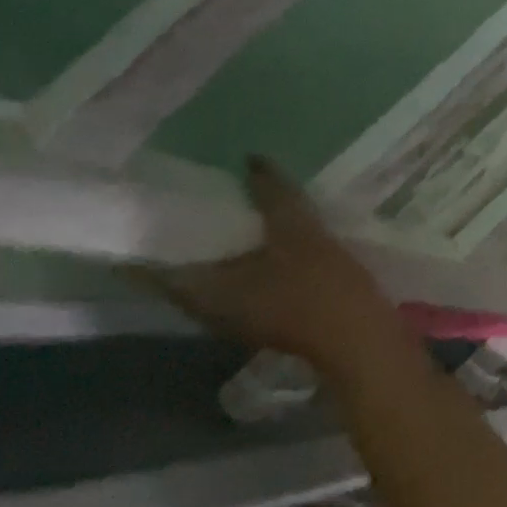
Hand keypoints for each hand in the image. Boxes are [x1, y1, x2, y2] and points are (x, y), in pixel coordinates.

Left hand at [134, 157, 409, 373]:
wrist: (367, 346)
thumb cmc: (322, 295)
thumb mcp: (300, 236)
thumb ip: (274, 197)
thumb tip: (252, 160)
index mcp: (196, 289)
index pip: (140, 258)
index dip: (140, 227)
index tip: (146, 197)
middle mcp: (205, 308)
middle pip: (182, 265)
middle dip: (189, 234)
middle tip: (197, 196)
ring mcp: (239, 319)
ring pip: (218, 277)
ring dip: (225, 250)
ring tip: (238, 215)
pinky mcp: (270, 323)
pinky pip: (247, 286)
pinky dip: (252, 265)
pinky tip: (274, 246)